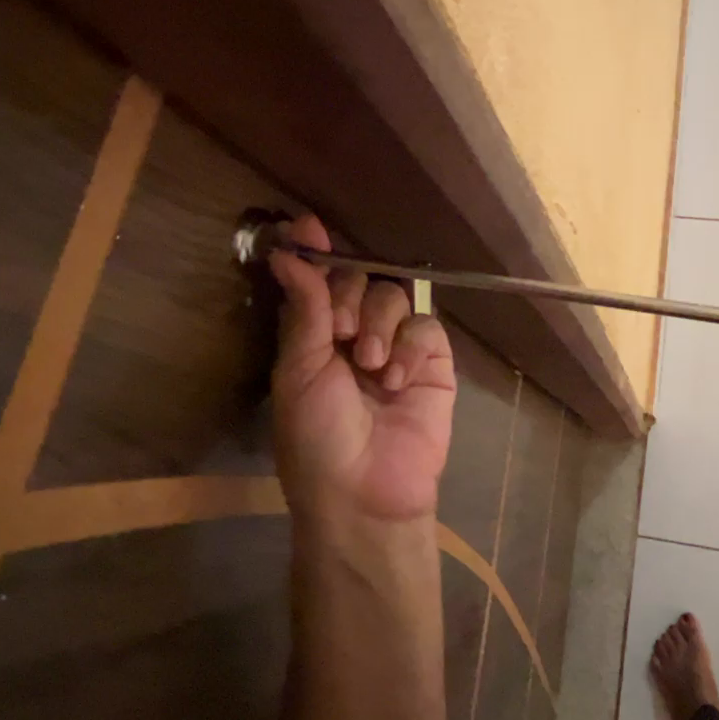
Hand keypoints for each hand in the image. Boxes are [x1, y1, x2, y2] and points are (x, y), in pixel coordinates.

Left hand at [268, 215, 455, 523]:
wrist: (366, 492)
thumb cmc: (317, 437)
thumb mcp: (299, 371)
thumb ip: (305, 309)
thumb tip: (287, 251)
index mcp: (314, 336)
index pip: (318, 281)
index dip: (315, 253)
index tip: (309, 226)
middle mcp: (354, 334)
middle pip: (358, 279)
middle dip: (349, 298)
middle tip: (342, 336)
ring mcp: (395, 346)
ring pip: (393, 296)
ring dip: (379, 324)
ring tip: (370, 365)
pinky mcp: (431, 362)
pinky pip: (425, 326)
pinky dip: (409, 346)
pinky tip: (395, 379)